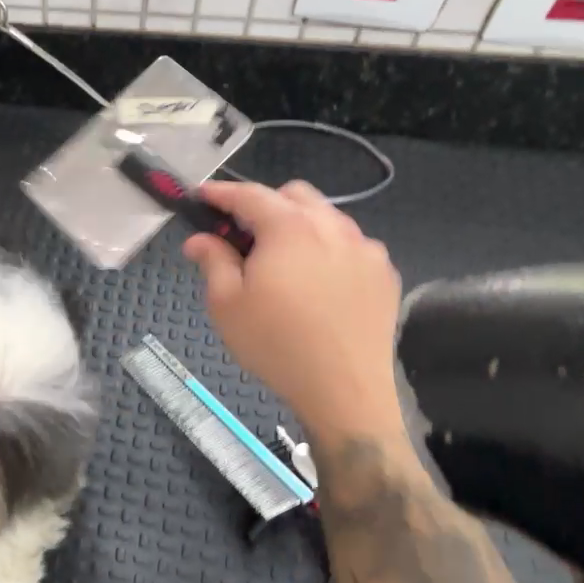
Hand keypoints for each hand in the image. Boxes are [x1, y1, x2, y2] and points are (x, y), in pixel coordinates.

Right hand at [184, 180, 404, 446]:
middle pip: (295, 195)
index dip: (222, 193)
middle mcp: (332, 226)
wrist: (344, 389)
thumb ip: (212, 261)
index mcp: (289, 228)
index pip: (250, 195)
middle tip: (243, 237)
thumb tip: (199, 239)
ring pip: (328, 218)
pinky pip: (352, 246)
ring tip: (282, 262)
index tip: (203, 198)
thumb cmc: (275, 344)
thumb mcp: (226, 304)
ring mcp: (365, 249)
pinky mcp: (384, 273)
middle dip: (266, 205)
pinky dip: (329, 250)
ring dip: (299, 226)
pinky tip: (317, 284)